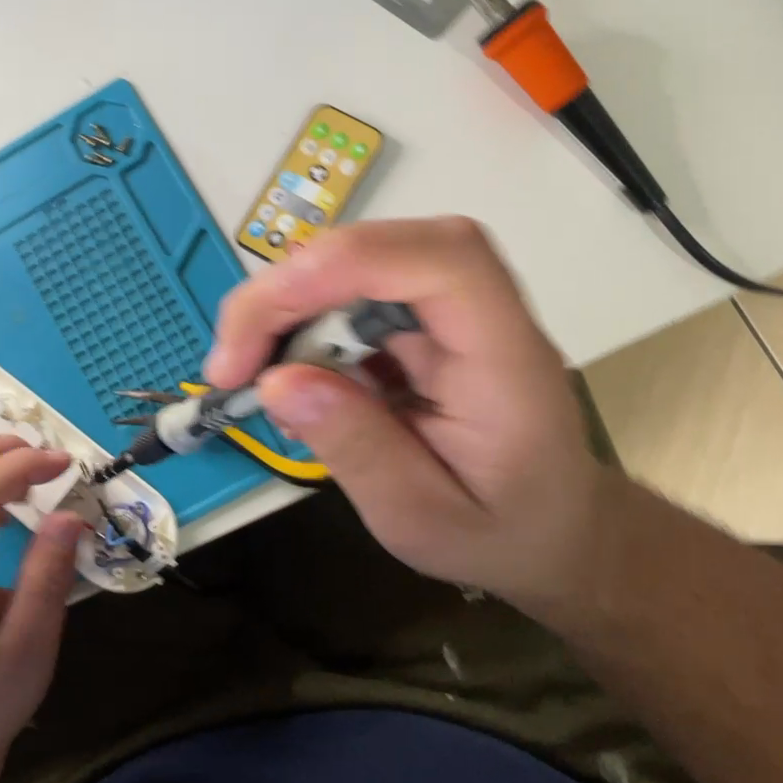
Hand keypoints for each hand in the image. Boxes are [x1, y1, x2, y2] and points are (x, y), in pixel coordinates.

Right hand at [205, 217, 613, 605]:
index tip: (262, 326)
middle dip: (289, 291)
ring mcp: (448, 315)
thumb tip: (277, 381)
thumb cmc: (499, 533)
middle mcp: (480, 317)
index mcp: (506, 360)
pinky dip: (298, 326)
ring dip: (285, 308)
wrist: (552, 530)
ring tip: (243, 372)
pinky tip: (279, 374)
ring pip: (358, 265)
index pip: (444, 263)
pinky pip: (351, 297)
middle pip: (385, 249)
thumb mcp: (421, 519)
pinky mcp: (420, 325)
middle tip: (230, 362)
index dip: (347, 264)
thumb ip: (358, 450)